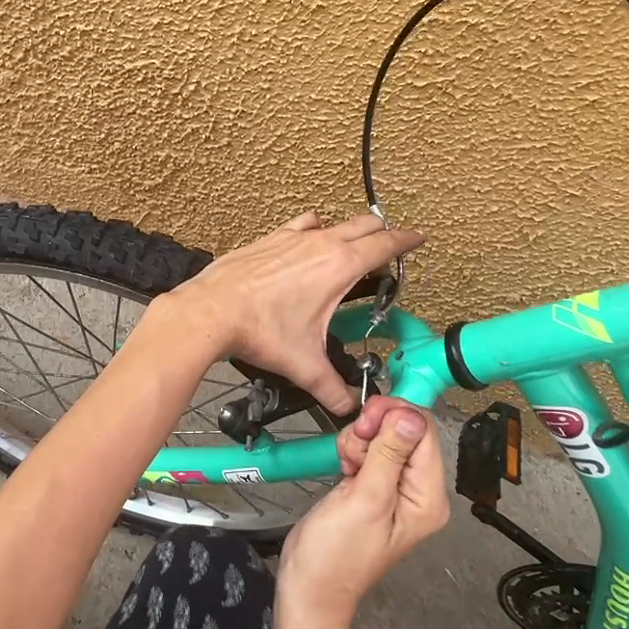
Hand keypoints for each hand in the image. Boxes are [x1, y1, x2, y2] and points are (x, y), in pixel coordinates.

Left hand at [144, 213, 422, 415]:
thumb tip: (347, 406)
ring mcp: (292, 237)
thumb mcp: (305, 365)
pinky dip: (312, 230)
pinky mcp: (269, 239)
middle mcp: (319, 243)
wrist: (211, 310)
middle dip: (382, 234)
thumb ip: (332, 388)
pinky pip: (300, 225)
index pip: (385, 244)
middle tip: (390, 247)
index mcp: (339, 265)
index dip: (406, 241)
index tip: (417, 239)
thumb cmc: (258, 329)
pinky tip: (307, 242)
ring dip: (348, 231)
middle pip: (364, 225)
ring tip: (352, 247)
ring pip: (332, 222)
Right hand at [276, 397, 449, 627]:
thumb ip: (390, 454)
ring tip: (347, 466)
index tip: (366, 422)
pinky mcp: (373, 482)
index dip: (395, 417)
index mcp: (427, 497)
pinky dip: (353, 449)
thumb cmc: (337, 555)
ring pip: (383, 434)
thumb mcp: (366, 500)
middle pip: (404, 429)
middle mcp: (417, 489)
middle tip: (354, 450)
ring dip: (360, 440)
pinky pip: (369, 447)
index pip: (424, 432)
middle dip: (375, 429)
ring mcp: (394, 485)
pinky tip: (344, 468)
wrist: (308, 583)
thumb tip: (411, 415)